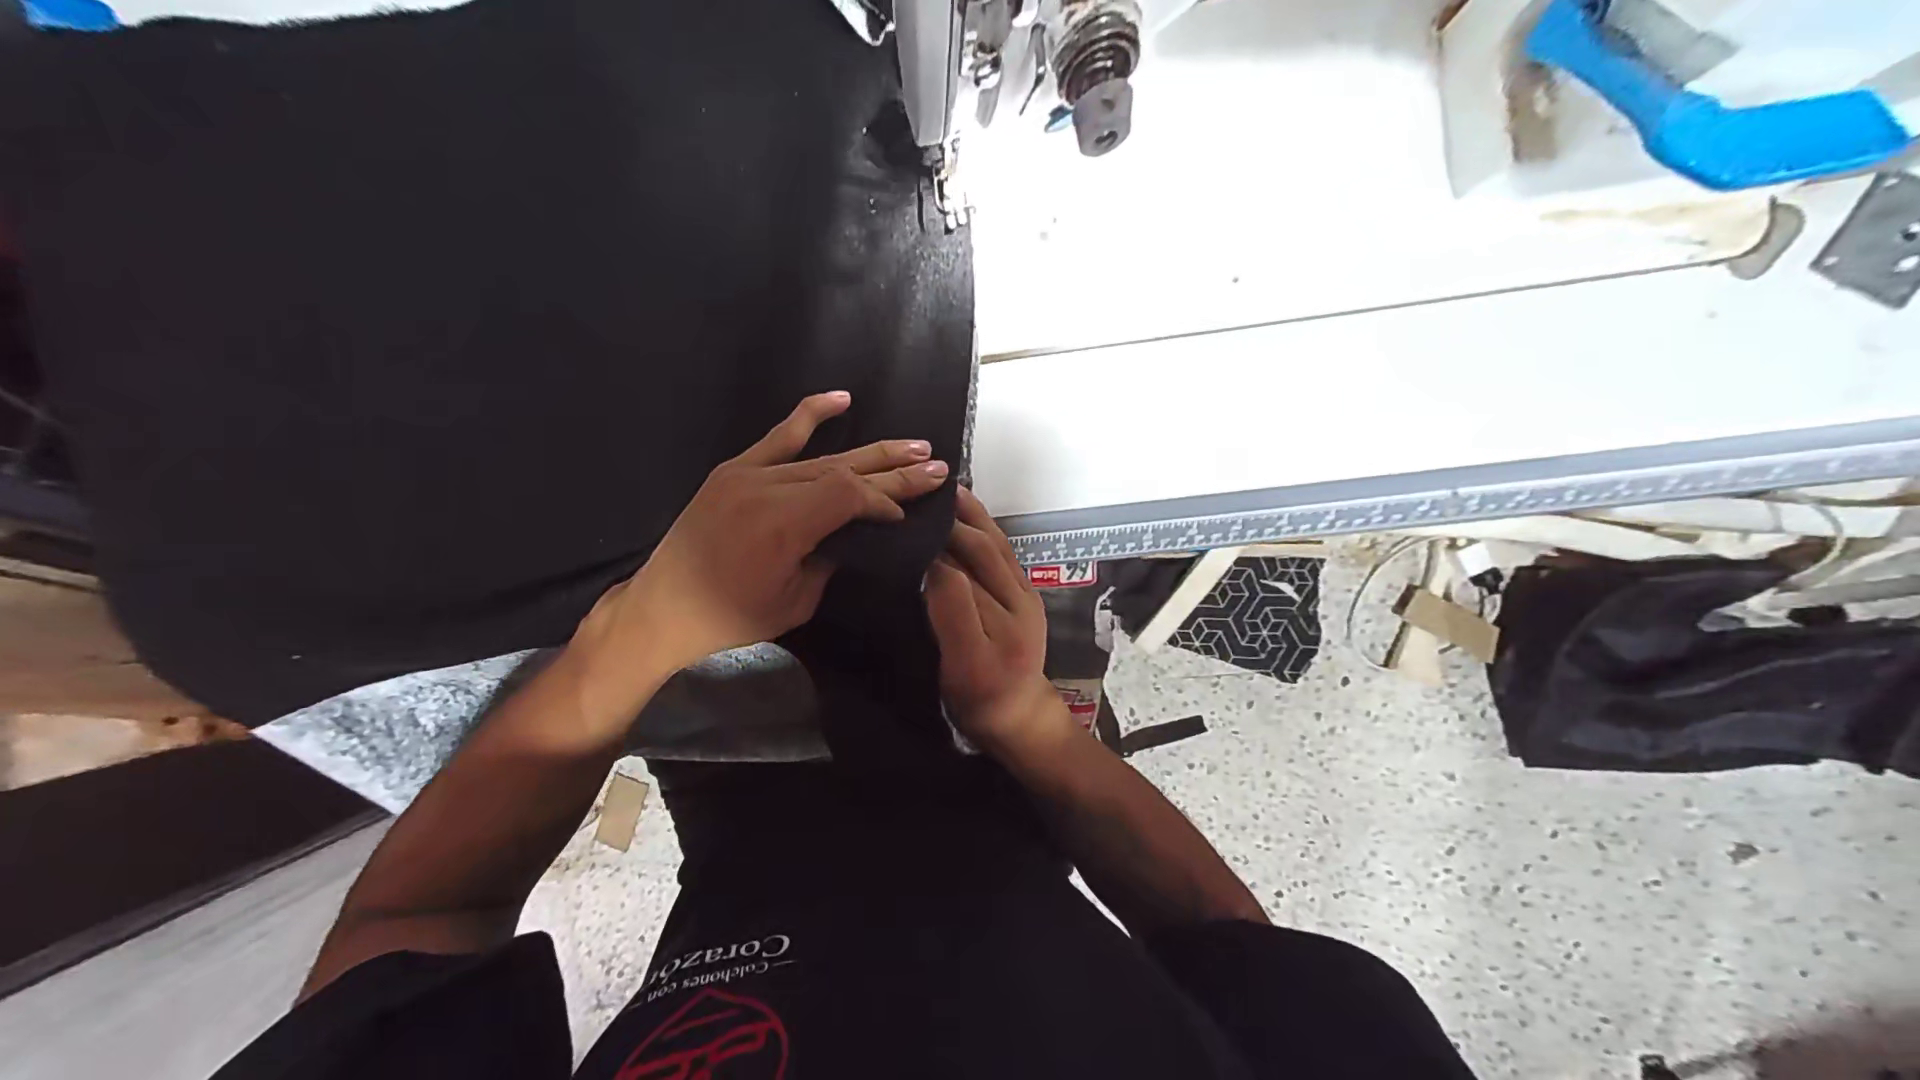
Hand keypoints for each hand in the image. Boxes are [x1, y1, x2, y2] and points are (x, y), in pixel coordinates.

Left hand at [570, 391, 948, 717]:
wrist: (662, 606)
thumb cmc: (731, 617)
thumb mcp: (795, 602)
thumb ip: (829, 558)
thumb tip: (854, 532)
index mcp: (782, 527)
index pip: (849, 495)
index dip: (884, 500)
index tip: (907, 513)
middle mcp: (767, 490)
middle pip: (844, 470)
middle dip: (895, 470)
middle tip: (936, 465)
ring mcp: (747, 474)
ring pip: (822, 457)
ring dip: (871, 452)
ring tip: (913, 445)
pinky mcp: (733, 469)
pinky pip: (777, 436)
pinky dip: (810, 415)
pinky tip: (840, 398)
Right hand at [925, 486, 1077, 761]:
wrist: (1017, 713)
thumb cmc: (979, 697)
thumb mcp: (959, 667)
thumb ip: (951, 614)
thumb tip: (934, 563)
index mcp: (999, 623)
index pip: (958, 572)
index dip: (931, 546)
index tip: (900, 523)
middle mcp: (1017, 600)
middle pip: (981, 549)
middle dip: (951, 520)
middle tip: (914, 496)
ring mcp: (1024, 592)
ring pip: (994, 544)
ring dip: (970, 515)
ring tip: (942, 489)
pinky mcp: (1024, 590)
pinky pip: (1002, 551)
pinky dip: (982, 526)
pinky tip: (965, 511)